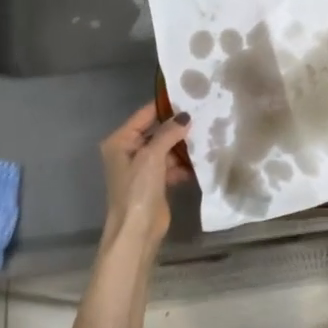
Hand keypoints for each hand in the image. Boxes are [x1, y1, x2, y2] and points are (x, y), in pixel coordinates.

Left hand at [99, 104, 192, 244]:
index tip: (189, 96)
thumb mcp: (152, 156)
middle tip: (204, 116)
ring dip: (183, 146)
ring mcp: (141, 167)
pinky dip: (183, 164)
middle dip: (177, 127)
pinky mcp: (154, 182)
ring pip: (165, 148)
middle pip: (156, 131)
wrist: (137, 230)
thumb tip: (186, 116)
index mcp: (120, 141)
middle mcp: (129, 151)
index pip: (144, 115)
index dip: (165, 106)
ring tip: (206, 136)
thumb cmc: (138, 189)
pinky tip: (201, 160)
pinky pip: (170, 165)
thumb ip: (168, 133)